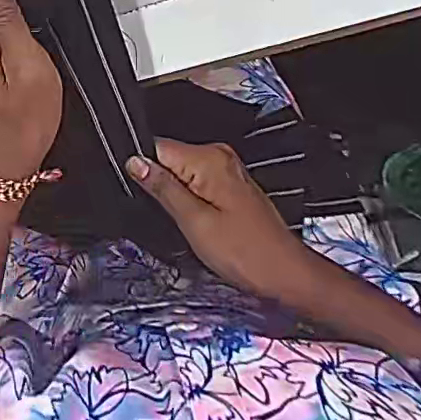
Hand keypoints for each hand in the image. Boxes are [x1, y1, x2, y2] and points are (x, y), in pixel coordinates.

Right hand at [127, 138, 315, 298]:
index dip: (143, 172)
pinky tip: (202, 223)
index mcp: (208, 160)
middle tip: (177, 219)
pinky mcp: (229, 184)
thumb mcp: (194, 223)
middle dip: (160, 188)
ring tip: (193, 224)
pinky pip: (195, 183)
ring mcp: (226, 169)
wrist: (284, 272)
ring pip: (180, 173)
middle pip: (167, 160)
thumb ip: (162, 188)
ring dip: (176, 197)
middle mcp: (219, 157)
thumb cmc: (248, 253)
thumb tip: (135, 163)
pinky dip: (190, 201)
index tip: (148, 198)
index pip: (156, 147)